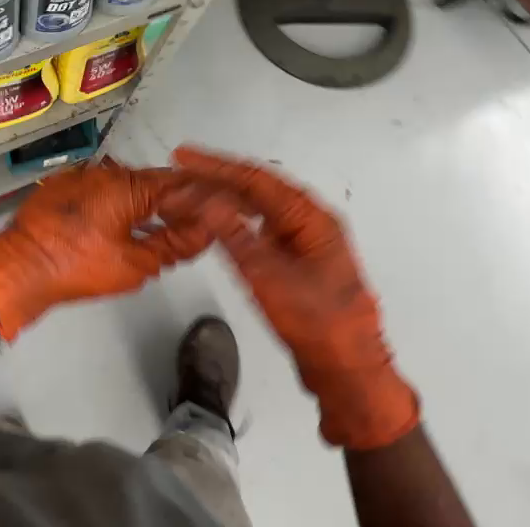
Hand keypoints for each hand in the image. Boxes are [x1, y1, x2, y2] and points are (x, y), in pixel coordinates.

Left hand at [0, 160, 202, 340]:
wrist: (20, 267)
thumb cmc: (74, 266)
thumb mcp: (135, 264)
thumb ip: (174, 245)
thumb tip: (203, 233)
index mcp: (127, 185)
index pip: (178, 183)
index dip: (201, 195)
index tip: (216, 205)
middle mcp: (104, 172)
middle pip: (151, 182)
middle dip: (173, 201)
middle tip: (191, 224)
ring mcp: (80, 176)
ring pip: (123, 185)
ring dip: (143, 203)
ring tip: (157, 227)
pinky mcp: (61, 186)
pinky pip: (98, 189)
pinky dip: (115, 203)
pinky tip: (120, 224)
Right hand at [162, 146, 419, 449]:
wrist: (350, 373)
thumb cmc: (316, 325)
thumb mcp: (270, 279)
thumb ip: (236, 236)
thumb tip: (205, 198)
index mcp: (312, 217)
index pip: (256, 178)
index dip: (216, 165)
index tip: (183, 155)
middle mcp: (311, 221)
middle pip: (257, 187)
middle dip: (216, 177)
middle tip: (179, 171)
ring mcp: (305, 240)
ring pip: (259, 205)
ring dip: (224, 196)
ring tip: (190, 191)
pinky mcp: (298, 259)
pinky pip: (262, 225)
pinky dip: (235, 218)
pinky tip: (217, 221)